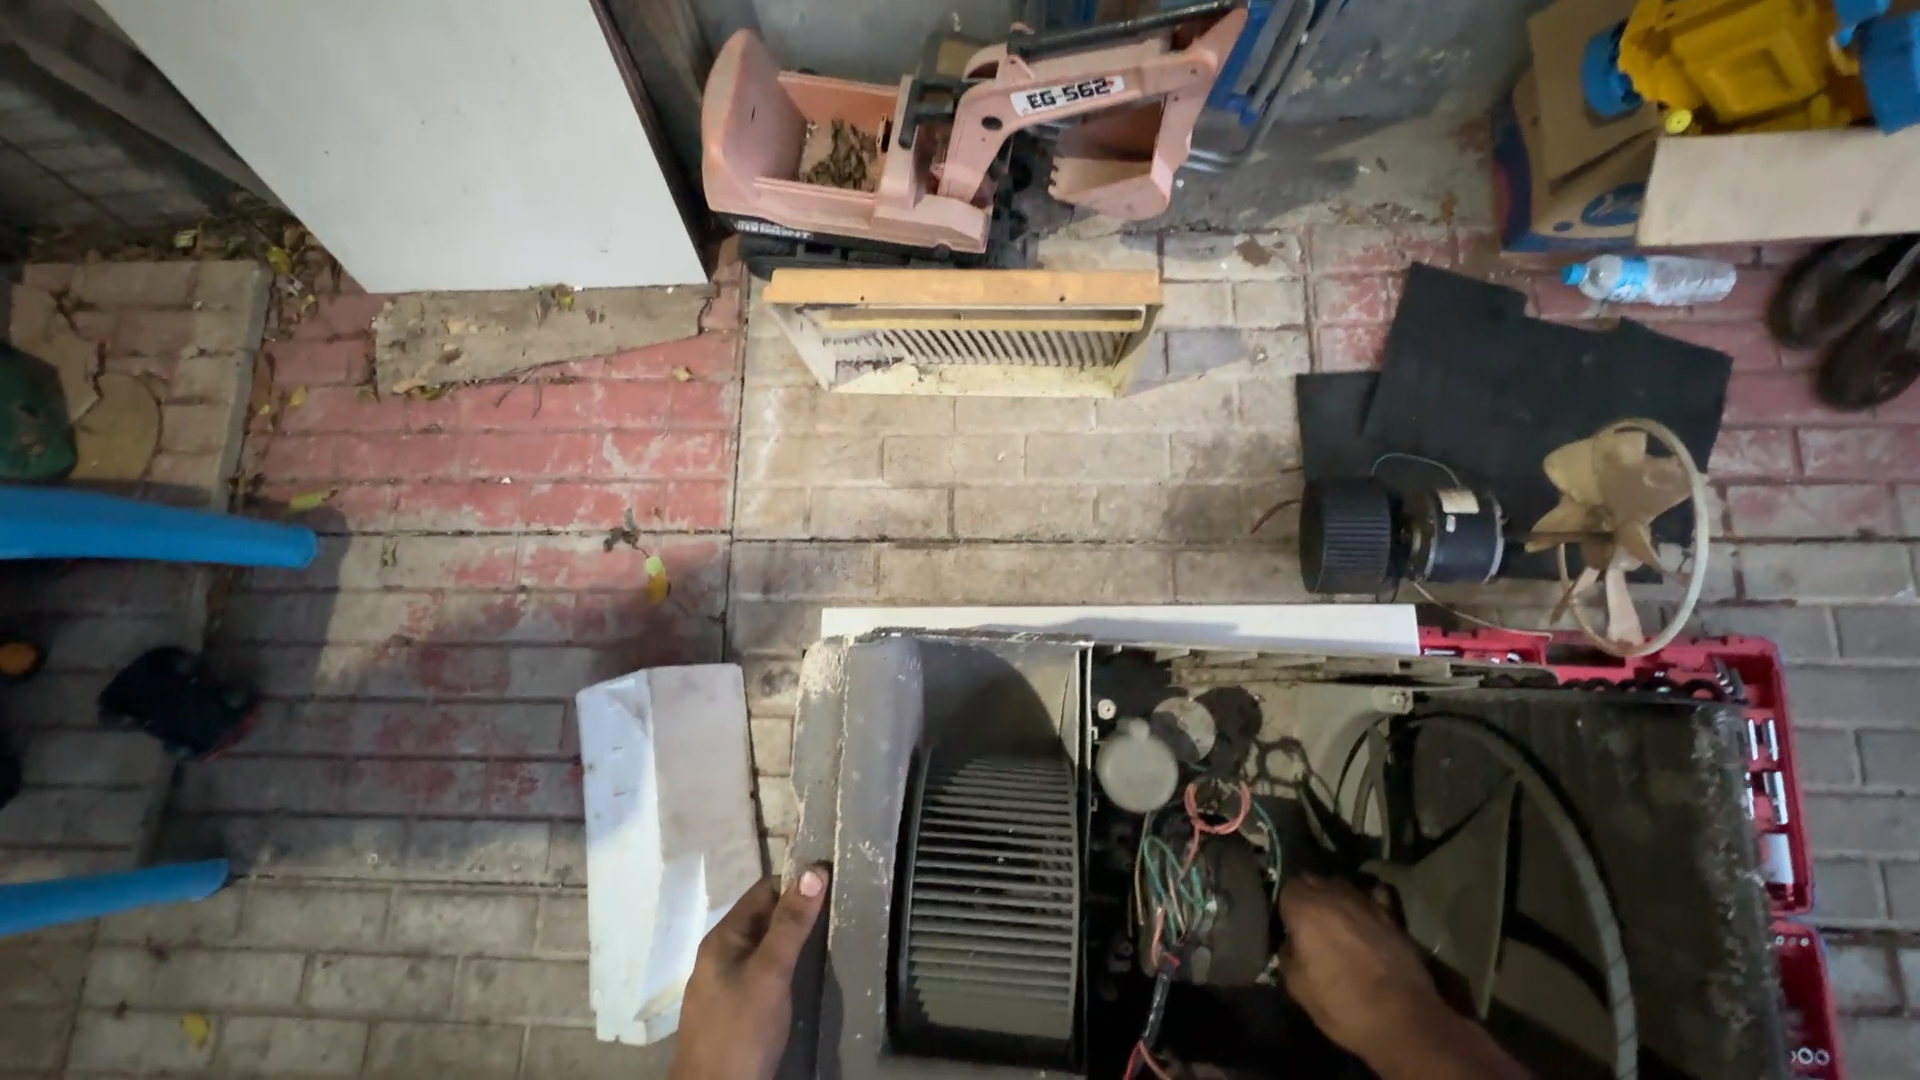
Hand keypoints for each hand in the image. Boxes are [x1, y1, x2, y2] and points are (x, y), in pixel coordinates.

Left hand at [671, 865, 829, 1079]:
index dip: (796, 884)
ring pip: (765, 946)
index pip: (763, 891)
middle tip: (839, 910)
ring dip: (793, 940)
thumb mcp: (771, 972)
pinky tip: (806, 975)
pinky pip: (763, 972)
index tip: (832, 884)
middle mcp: (721, 954)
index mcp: (723, 938)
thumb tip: (814, 869)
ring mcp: (725, 984)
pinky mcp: (735, 1009)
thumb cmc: (741, 1030)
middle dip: (797, 912)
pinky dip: (786, 966)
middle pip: (764, 917)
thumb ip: (791, 923)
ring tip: (830, 938)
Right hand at [1277, 874, 1441, 1057]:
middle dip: (1307, 896)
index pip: (1285, 888)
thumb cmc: (1341, 1004)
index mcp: (1304, 907)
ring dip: (1334, 897)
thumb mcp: (1297, 986)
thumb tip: (1289, 943)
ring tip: (1336, 920)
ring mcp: (1365, 902)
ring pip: (1341, 884)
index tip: (1286, 925)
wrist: (1403, 1021)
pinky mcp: (1391, 916)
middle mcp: (1332, 895)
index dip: (1284, 906)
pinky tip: (1365, 917)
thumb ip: (1286, 953)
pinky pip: (1373, 895)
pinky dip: (1366, 900)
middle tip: (1307, 922)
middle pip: (1312, 880)